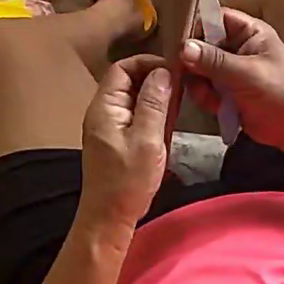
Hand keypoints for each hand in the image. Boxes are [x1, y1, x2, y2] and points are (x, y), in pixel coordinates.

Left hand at [78, 55, 172, 231]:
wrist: (108, 219)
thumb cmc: (127, 181)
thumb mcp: (147, 139)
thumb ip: (155, 103)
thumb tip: (163, 72)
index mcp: (105, 107)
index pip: (122, 68)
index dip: (148, 63)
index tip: (173, 70)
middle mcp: (103, 111)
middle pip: (128, 80)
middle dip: (154, 79)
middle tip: (181, 88)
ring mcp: (108, 125)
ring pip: (133, 98)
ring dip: (155, 98)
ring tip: (178, 105)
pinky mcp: (116, 139)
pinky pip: (134, 115)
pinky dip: (151, 114)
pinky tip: (167, 123)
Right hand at [181, 9, 283, 149]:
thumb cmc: (279, 93)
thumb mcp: (246, 73)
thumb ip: (214, 60)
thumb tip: (183, 47)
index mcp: (249, 32)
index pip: (214, 18)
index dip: (196, 26)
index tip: (178, 39)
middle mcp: (236, 46)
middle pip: (202, 44)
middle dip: (193, 61)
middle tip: (185, 72)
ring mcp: (229, 69)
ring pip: (198, 67)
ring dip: (198, 82)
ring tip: (208, 94)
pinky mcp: (224, 89)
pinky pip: (203, 87)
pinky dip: (204, 96)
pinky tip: (214, 105)